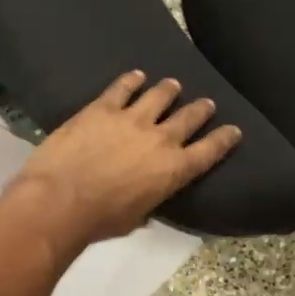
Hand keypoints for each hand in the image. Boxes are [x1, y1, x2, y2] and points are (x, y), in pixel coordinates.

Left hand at [9, 71, 241, 244]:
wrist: (60, 200)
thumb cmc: (99, 220)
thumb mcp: (135, 218)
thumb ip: (147, 202)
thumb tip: (146, 200)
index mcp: (174, 170)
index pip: (210, 151)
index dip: (225, 139)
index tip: (234, 130)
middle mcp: (160, 139)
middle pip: (189, 117)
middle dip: (201, 109)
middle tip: (207, 103)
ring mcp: (132, 119)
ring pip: (159, 96)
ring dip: (169, 89)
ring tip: (173, 84)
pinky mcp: (102, 108)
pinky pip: (122, 88)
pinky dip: (131, 80)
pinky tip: (136, 75)